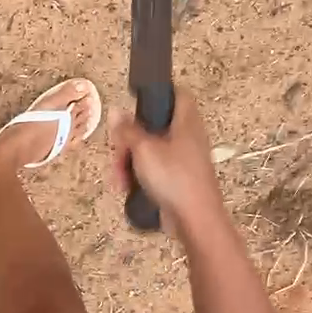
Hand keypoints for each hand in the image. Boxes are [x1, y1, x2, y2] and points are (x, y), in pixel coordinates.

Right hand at [108, 93, 228, 241]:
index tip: (135, 100)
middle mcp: (187, 137)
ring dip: (129, 160)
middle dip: (129, 138)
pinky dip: (138, 175)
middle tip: (118, 151)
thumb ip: (127, 130)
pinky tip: (126, 187)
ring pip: (149, 149)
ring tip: (119, 177)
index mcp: (186, 122)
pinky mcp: (177, 178)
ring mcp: (183, 159)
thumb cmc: (174, 178)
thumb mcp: (143, 149)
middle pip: (153, 124)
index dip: (157, 92)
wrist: (195, 220)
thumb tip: (117, 110)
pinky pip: (152, 169)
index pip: (177, 93)